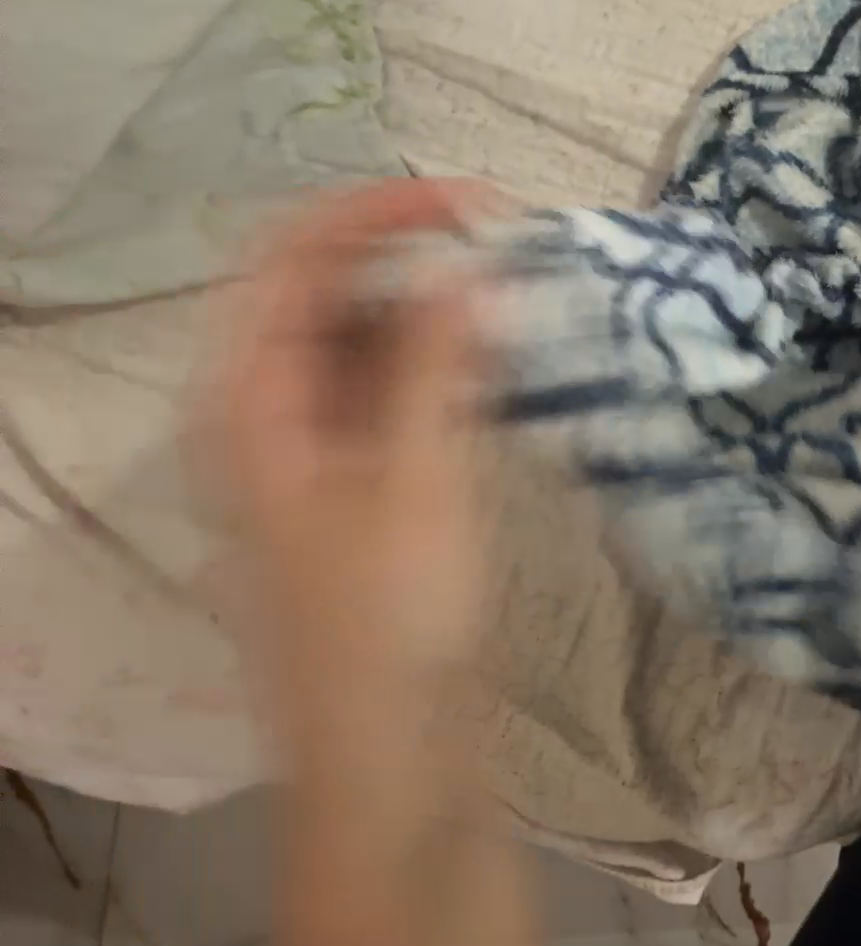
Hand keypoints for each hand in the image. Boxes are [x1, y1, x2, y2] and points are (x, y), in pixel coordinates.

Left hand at [199, 180, 495, 744]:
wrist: (395, 741)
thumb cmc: (391, 618)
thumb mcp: (413, 482)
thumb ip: (432, 369)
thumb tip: (469, 272)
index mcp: (252, 402)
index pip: (295, 262)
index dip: (381, 215)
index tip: (483, 204)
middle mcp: (277, 414)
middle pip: (331, 297)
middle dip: (416, 257)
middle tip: (516, 249)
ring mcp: (329, 452)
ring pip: (374, 348)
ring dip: (441, 311)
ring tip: (523, 295)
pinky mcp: (379, 485)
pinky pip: (406, 396)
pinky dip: (454, 366)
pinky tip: (511, 367)